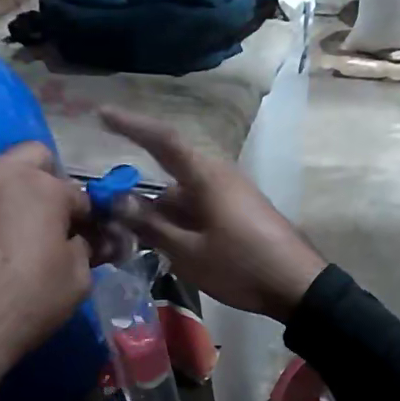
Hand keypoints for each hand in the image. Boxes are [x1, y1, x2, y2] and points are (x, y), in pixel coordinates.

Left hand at [0, 142, 92, 400]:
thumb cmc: (27, 300)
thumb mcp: (76, 278)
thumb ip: (86, 248)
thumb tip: (85, 240)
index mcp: (40, 184)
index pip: (79, 192)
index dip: (91, 216)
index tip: (95, 238)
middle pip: (35, 157)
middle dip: (52, 181)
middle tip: (58, 221)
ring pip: (2, 176)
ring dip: (20, 195)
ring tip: (28, 238)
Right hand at [99, 107, 324, 321]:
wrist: (297, 286)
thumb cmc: (240, 266)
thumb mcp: (188, 252)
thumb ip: (151, 225)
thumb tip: (118, 199)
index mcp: (206, 177)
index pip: (163, 140)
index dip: (130, 125)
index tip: (102, 114)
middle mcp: (220, 176)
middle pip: (171, 177)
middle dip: (143, 198)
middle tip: (117, 221)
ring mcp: (234, 195)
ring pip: (186, 197)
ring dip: (163, 216)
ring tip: (143, 245)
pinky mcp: (242, 213)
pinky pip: (202, 208)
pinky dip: (182, 223)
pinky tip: (172, 248)